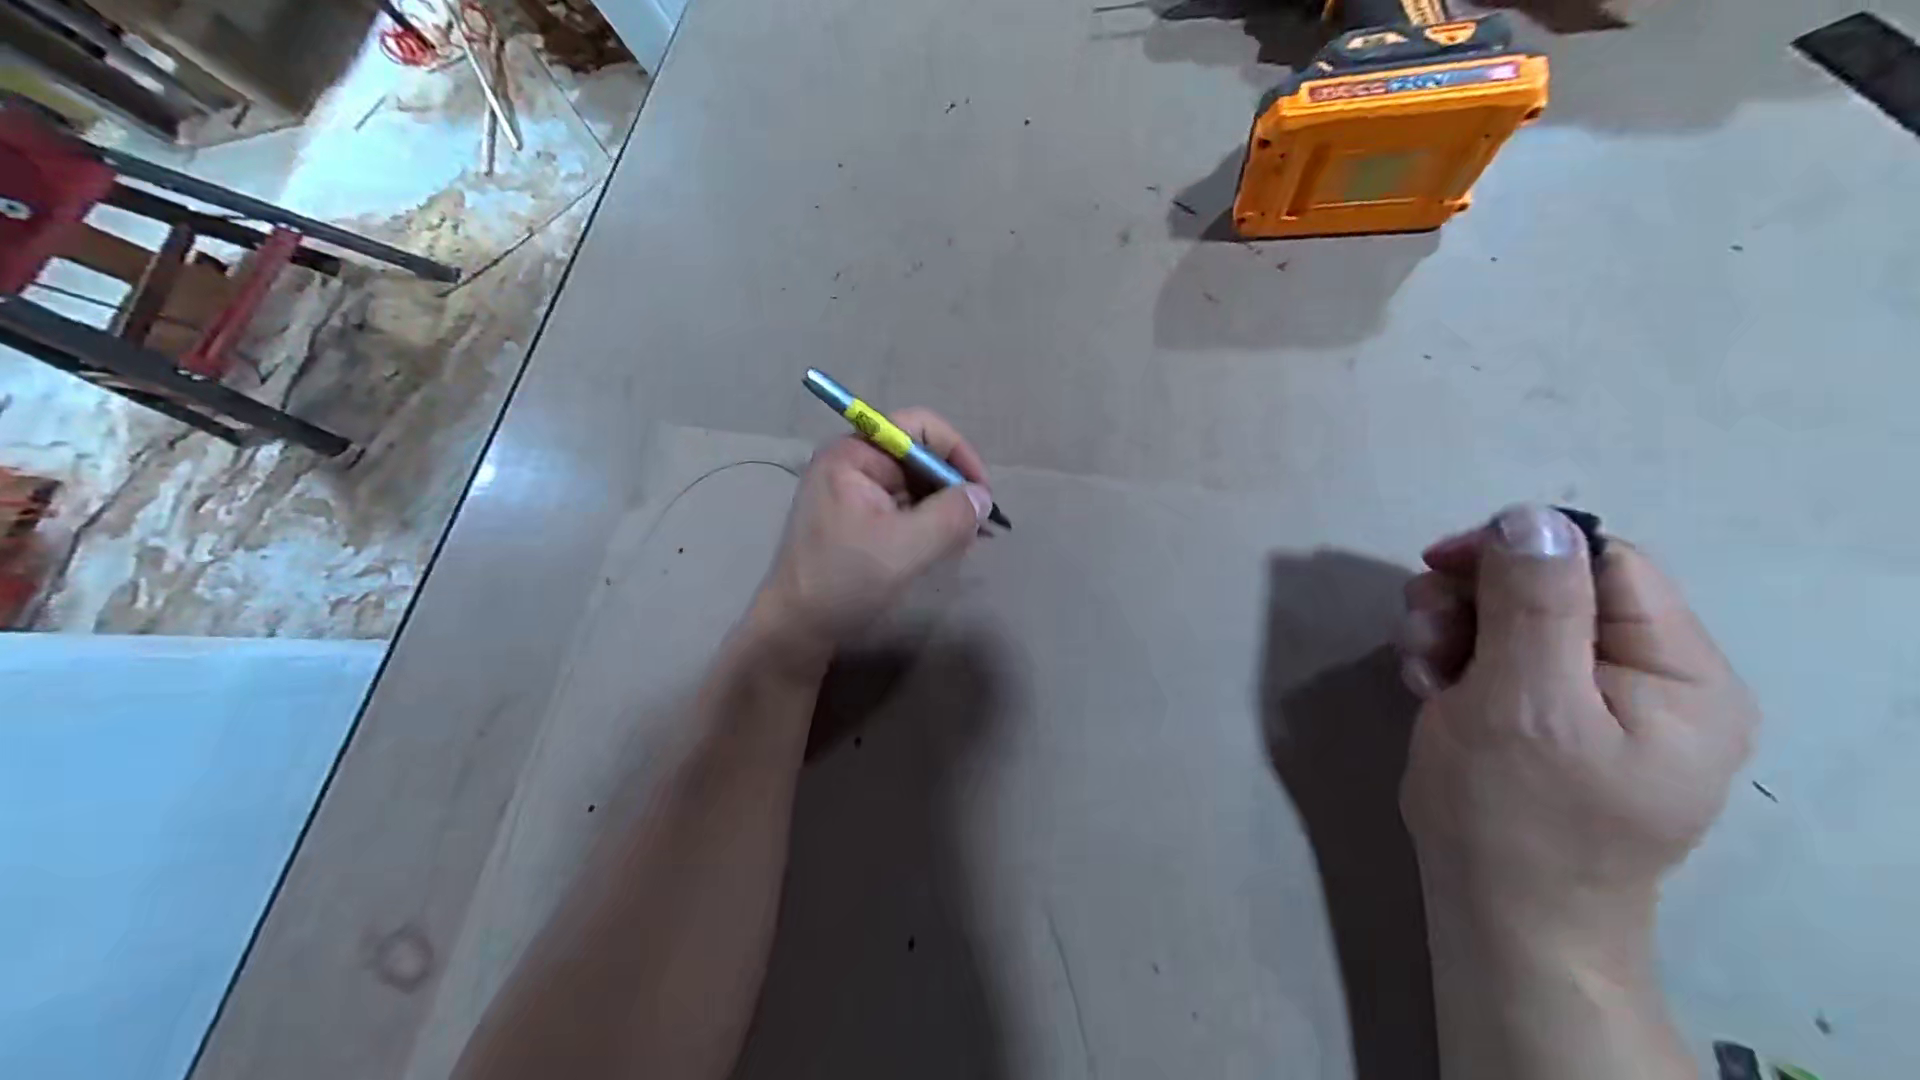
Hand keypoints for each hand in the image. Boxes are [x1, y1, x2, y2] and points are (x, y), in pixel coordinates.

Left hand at [750, 409, 993, 665]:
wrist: (796, 628)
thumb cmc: (844, 581)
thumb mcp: (905, 548)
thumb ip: (950, 516)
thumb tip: (983, 497)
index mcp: (853, 455)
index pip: (918, 428)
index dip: (957, 453)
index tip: (981, 492)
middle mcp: (851, 463)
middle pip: (918, 457)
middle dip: (952, 488)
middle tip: (978, 526)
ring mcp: (852, 491)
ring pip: (914, 485)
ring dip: (943, 509)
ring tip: (965, 541)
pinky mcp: (856, 518)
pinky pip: (902, 507)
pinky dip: (927, 523)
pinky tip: (943, 547)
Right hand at [1397, 505, 1757, 946]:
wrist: (1496, 904)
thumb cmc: (1515, 811)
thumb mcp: (1522, 703)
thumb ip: (1533, 606)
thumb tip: (1531, 516)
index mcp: (1678, 673)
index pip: (1603, 565)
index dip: (1517, 551)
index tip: (1438, 563)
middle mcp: (1643, 676)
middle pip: (1548, 587)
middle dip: (1470, 598)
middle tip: (1421, 632)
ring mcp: (1587, 694)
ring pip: (1507, 616)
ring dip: (1448, 628)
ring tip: (1421, 670)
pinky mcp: (1538, 708)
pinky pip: (1491, 652)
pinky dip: (1449, 658)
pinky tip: (1428, 688)